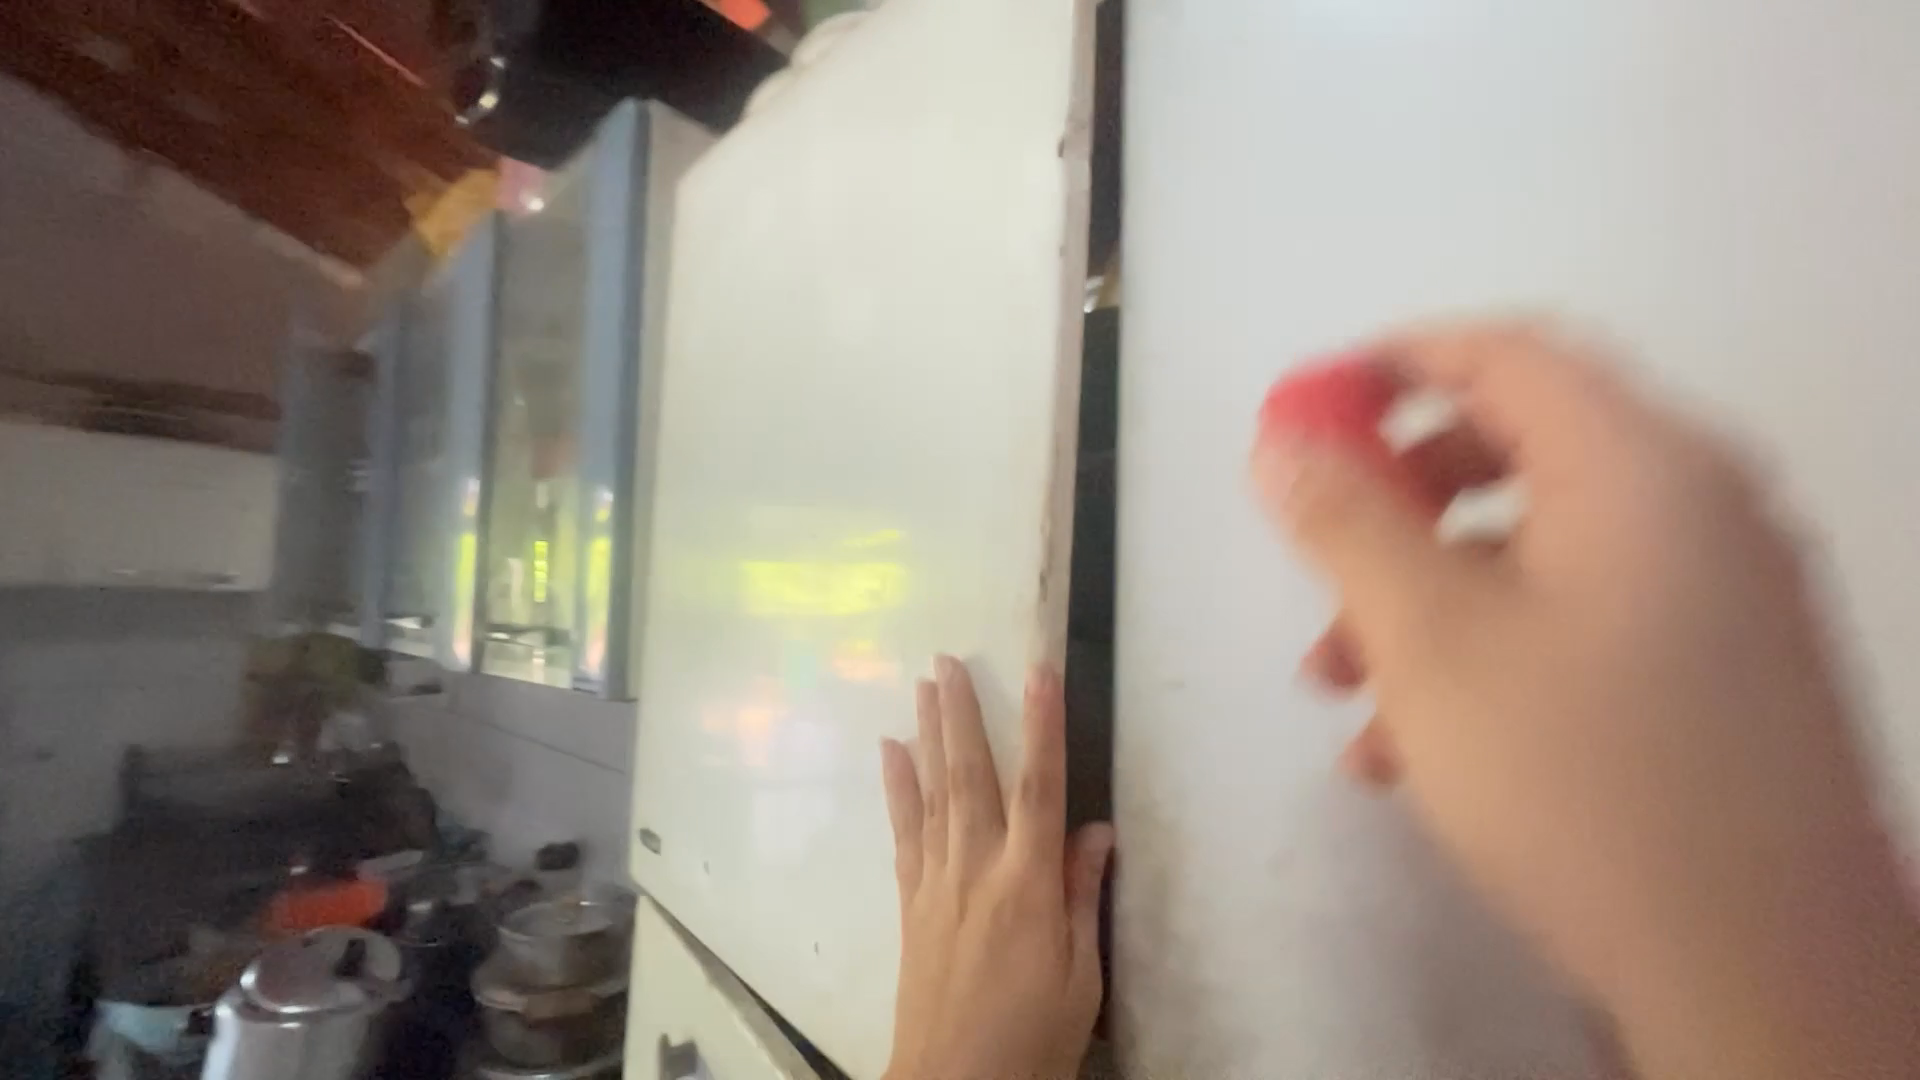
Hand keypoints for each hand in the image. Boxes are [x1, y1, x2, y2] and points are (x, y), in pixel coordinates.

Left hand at [879, 656, 1113, 1079]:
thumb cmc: (1031, 1037)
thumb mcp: (1080, 977)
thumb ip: (1082, 896)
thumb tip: (1097, 830)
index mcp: (1028, 883)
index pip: (1041, 787)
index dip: (1044, 725)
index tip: (1040, 671)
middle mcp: (977, 865)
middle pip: (971, 773)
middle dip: (961, 712)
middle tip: (948, 660)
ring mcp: (937, 878)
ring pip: (934, 790)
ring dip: (929, 732)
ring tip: (924, 685)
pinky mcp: (911, 897)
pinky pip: (904, 829)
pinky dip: (897, 785)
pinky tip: (891, 750)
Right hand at [1252, 320, 1919, 1078]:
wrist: (1757, 986)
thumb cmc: (1573, 776)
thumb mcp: (1424, 633)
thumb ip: (1344, 521)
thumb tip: (1277, 443)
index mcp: (1640, 471)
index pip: (1503, 354)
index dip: (1389, 362)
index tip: (1304, 404)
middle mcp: (1690, 511)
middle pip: (1507, 446)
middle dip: (1390, 493)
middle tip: (1319, 539)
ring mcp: (1704, 596)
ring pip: (1518, 546)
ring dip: (1411, 589)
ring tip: (1335, 679)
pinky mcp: (1697, 670)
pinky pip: (1556, 617)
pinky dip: (1467, 646)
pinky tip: (1400, 742)